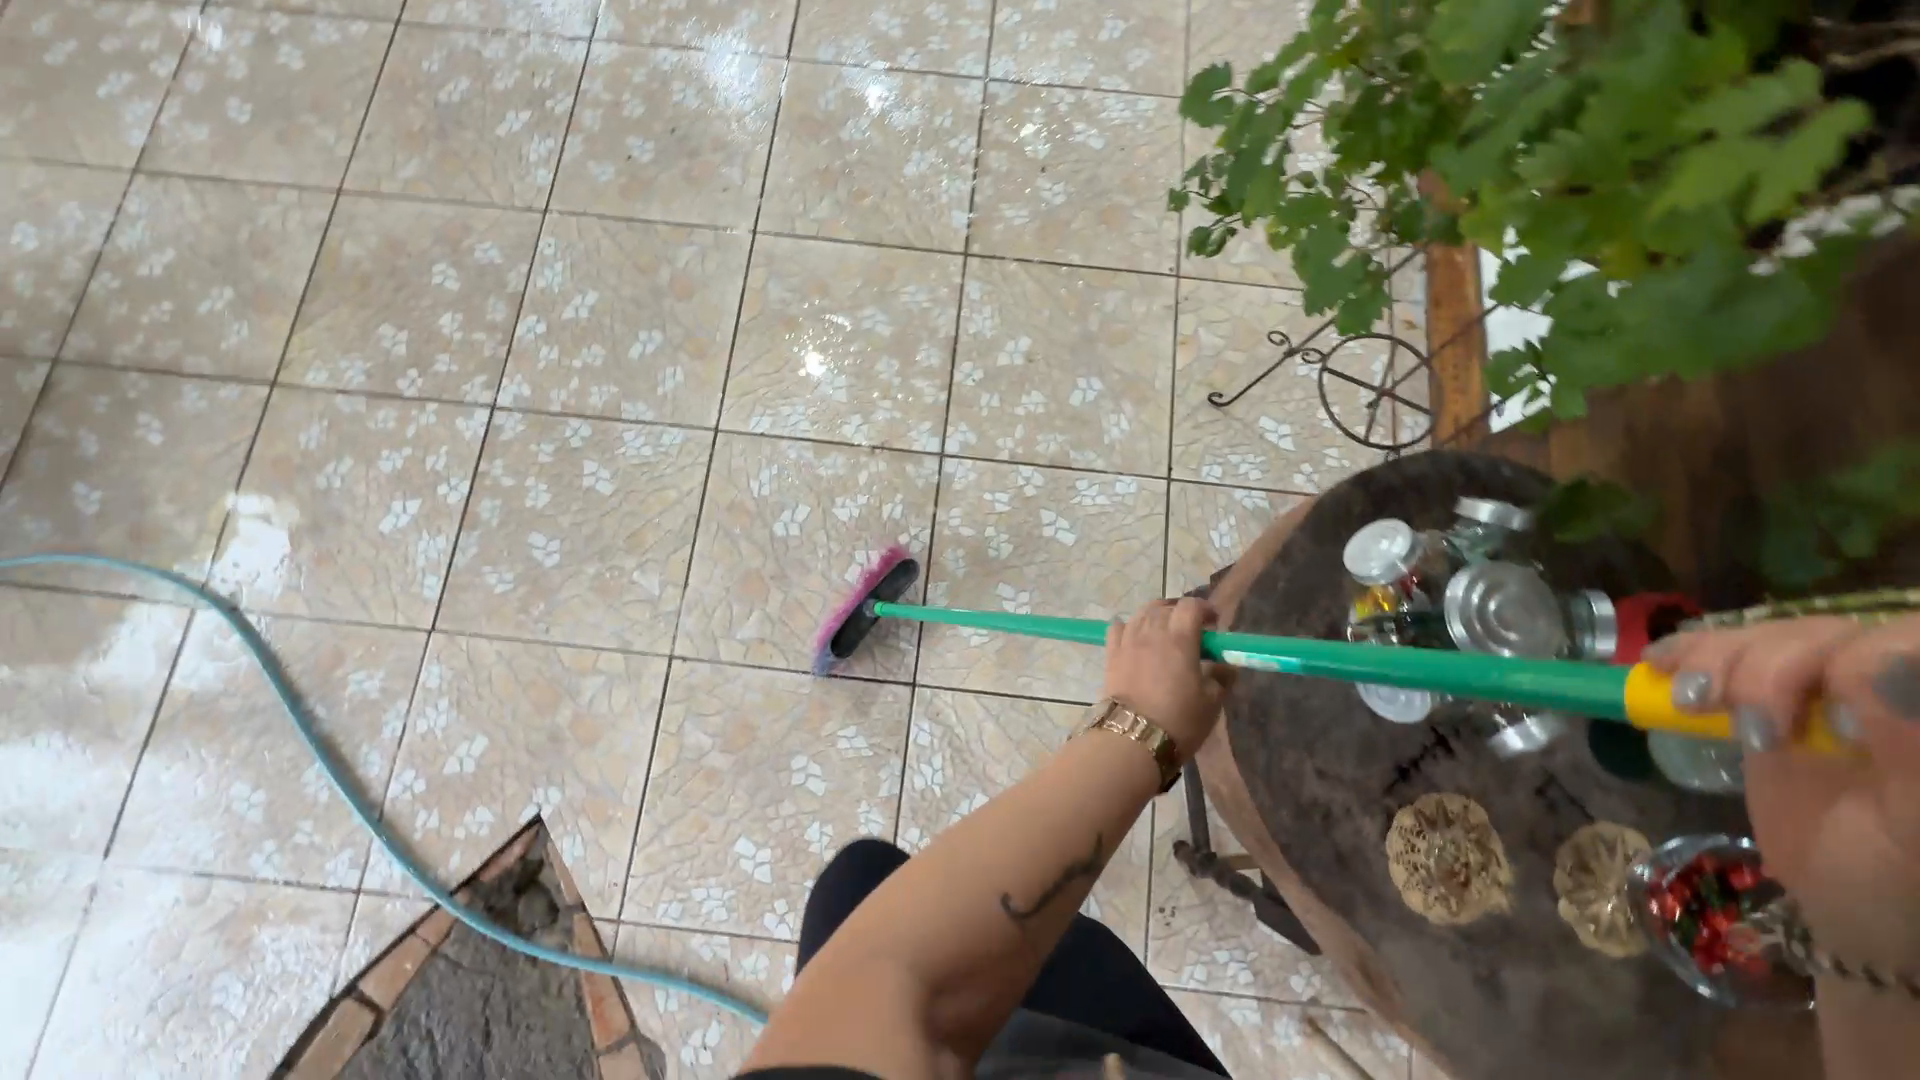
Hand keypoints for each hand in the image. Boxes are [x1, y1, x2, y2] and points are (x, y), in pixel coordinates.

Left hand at [1103, 598, 1235, 756]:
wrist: (1133, 738)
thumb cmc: (1179, 720)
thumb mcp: (1212, 701)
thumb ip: (1222, 676)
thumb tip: (1226, 665)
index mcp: (1180, 638)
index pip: (1191, 606)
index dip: (1205, 610)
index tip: (1213, 625)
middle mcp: (1152, 632)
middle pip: (1165, 607)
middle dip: (1181, 613)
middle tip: (1191, 631)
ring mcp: (1128, 641)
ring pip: (1141, 613)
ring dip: (1156, 616)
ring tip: (1164, 633)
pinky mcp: (1110, 654)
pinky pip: (1117, 627)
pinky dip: (1129, 626)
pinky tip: (1135, 637)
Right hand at [1646, 615, 1919, 968]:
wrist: (1857, 907)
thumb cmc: (1899, 883)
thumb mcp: (1918, 824)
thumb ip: (1912, 743)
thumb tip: (1881, 667)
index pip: (1895, 644)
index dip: (1852, 667)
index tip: (1834, 731)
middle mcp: (1894, 685)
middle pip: (1825, 633)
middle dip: (1768, 671)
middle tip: (1750, 734)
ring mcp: (1833, 687)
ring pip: (1773, 634)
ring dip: (1718, 663)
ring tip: (1693, 706)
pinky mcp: (1776, 694)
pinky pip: (1731, 646)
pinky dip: (1689, 650)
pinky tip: (1660, 665)